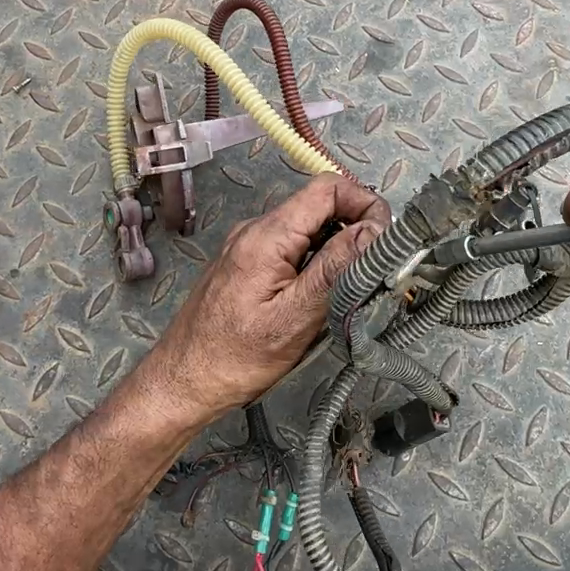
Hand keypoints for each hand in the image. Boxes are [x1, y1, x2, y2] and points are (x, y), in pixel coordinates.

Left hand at [134, 173, 390, 422]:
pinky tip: (320, 299)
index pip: (327, 189)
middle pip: (319, 207)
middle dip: (355, 231)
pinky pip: (290, 249)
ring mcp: (248, 246)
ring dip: (336, 252)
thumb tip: (375, 230)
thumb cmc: (235, 358)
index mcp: (266, 235)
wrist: (183, 382)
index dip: (365, 204)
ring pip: (307, 230)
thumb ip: (336, 269)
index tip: (386, 241)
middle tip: (375, 273)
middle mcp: (255, 230)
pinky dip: (314, 265)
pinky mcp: (246, 265)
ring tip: (350, 292)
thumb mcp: (296, 317)